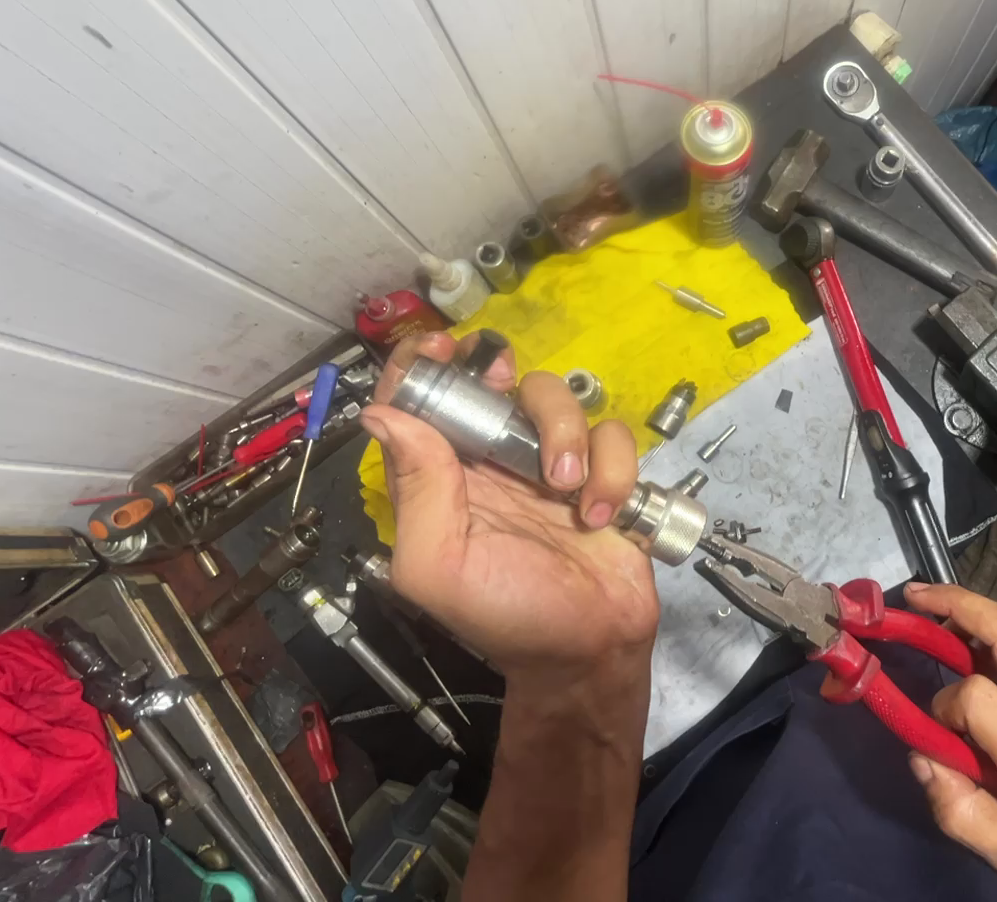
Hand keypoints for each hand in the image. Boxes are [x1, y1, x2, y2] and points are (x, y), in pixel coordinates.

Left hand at [360, 332, 658, 683]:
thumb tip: (384, 414)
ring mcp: (554, 461)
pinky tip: (602, 513)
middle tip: (505, 382)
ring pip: (558, 398)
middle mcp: (497, 459)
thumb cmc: (505, 614)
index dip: (423, 367)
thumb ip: (416, 492)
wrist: (589, 648)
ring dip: (566, 436)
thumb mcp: (439, 566)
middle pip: (499, 383)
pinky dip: (612, 470)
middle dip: (505, 380)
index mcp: (447, 477)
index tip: (438, 348)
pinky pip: (613, 435)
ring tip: (568, 490)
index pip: (424, 404)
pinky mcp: (604, 470)